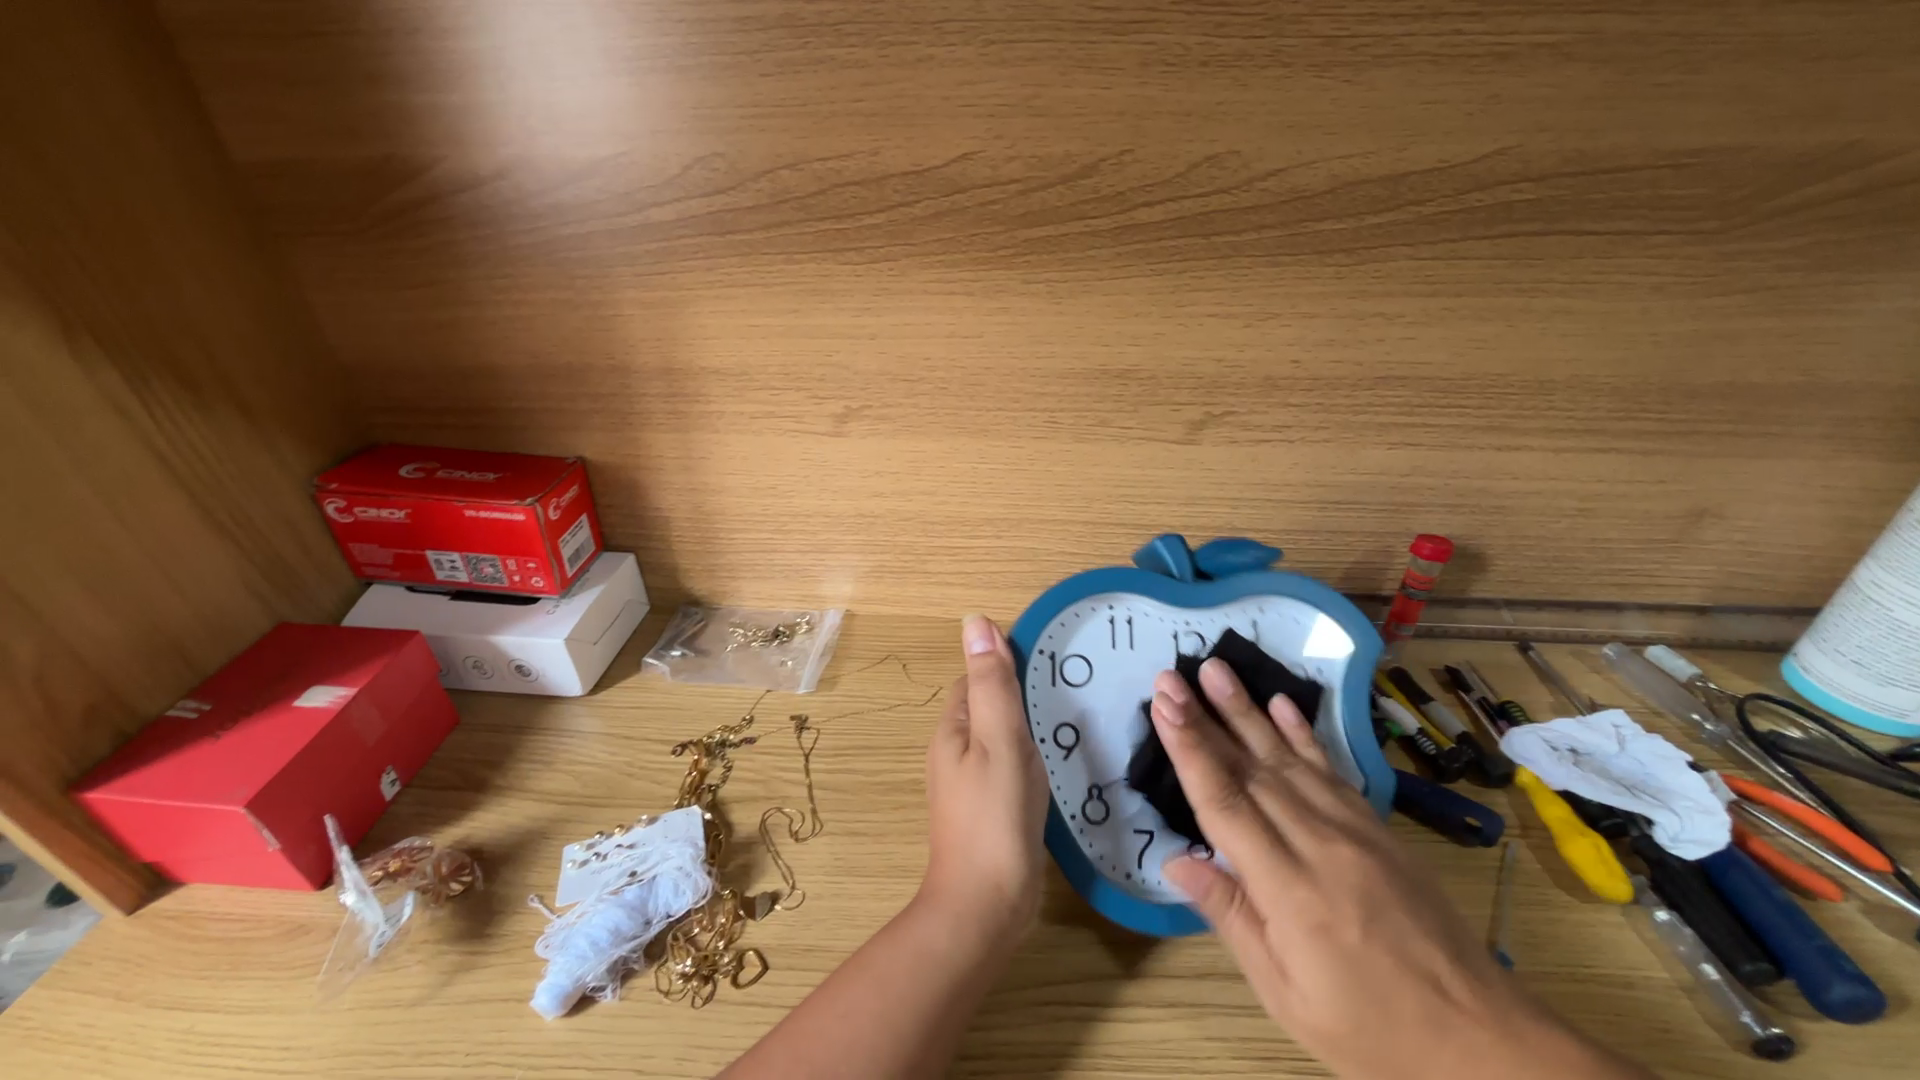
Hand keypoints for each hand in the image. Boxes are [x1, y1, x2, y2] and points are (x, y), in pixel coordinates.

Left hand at [920, 615, 1048, 931]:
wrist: (987, 904)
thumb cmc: (993, 816)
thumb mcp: (997, 740)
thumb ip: (991, 684)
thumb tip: (975, 621)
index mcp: (953, 730)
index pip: (979, 678)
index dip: (1009, 662)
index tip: (1055, 653)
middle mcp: (957, 752)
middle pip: (990, 707)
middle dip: (1023, 692)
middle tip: (1077, 684)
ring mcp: (974, 785)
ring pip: (1003, 739)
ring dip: (1032, 726)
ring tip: (1078, 717)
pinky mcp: (993, 811)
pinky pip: (1013, 769)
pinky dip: (1035, 758)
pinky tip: (1063, 763)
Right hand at [1149, 659, 1649, 1079]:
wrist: (1478, 1037)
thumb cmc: (1368, 1029)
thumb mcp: (1284, 994)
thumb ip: (1231, 917)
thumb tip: (1177, 861)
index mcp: (1290, 890)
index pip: (1226, 804)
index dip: (1190, 750)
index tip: (1165, 705)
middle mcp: (1321, 845)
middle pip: (1252, 769)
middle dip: (1207, 718)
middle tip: (1174, 675)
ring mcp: (1356, 832)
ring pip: (1290, 759)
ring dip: (1248, 712)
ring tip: (1217, 669)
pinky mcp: (1381, 831)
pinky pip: (1335, 771)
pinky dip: (1305, 735)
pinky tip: (1282, 706)